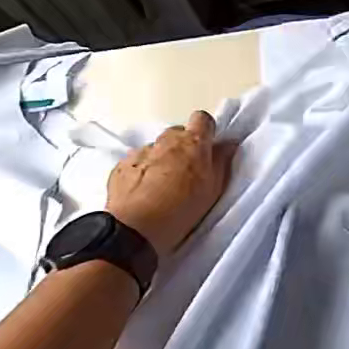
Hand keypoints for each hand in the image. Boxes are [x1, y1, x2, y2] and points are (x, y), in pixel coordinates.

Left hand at [106, 110, 235, 259]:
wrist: (136, 229)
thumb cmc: (179, 211)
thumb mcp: (212, 190)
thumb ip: (221, 162)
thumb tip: (227, 146)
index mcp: (192, 143)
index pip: (202, 119)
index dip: (205, 131)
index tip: (207, 148)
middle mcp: (166, 141)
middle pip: (177, 134)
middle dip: (182, 148)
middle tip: (186, 174)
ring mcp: (141, 151)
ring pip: (156, 149)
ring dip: (161, 162)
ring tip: (163, 189)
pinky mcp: (121, 166)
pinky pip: (136, 163)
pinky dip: (141, 173)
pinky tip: (144, 194)